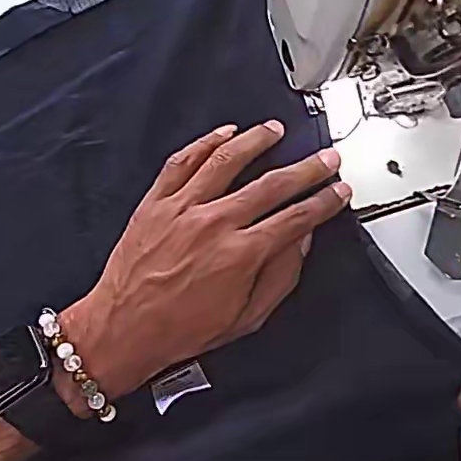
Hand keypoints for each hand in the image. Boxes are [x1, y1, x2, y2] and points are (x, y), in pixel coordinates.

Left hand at [58, 121, 351, 398]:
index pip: (296, 217)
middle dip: (306, 169)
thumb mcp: (244, 318)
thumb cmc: (179, 329)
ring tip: (275, 131)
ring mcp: (182, 208)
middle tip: (324, 159)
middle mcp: (214, 224)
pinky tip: (223, 134)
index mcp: (241, 255)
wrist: (123, 328)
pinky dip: (206, 143)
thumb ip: (279, 277)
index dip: (324, 201)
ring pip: (227, 159)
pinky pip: (183, 161)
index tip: (337, 192)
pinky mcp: (156, 202)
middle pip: (272, 183)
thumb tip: (300, 243)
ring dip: (257, 141)